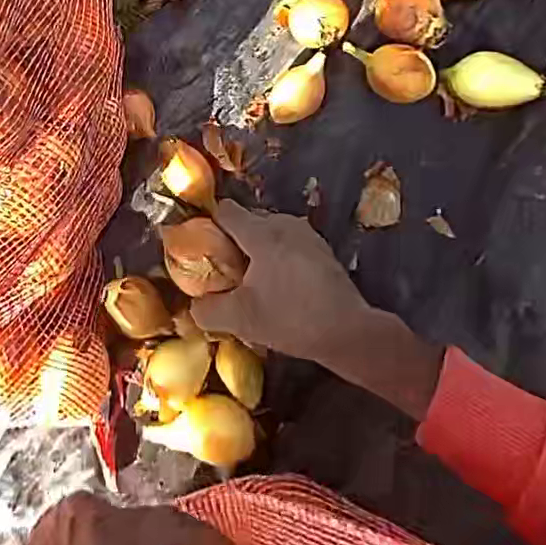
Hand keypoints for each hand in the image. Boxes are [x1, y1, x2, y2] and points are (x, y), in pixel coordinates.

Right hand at [192, 199, 444, 419]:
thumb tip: (194, 305)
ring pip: (270, 232)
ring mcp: (307, 235)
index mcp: (262, 233)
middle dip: (233, 240)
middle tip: (226, 270)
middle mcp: (285, 224)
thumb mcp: (241, 319)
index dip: (210, 224)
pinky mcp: (322, 250)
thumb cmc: (292, 319)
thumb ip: (208, 310)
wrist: (351, 333)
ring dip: (257, 250)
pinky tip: (280, 286)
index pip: (226, 210)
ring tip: (254, 280)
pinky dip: (278, 257)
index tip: (204, 247)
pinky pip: (289, 243)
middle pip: (248, 220)